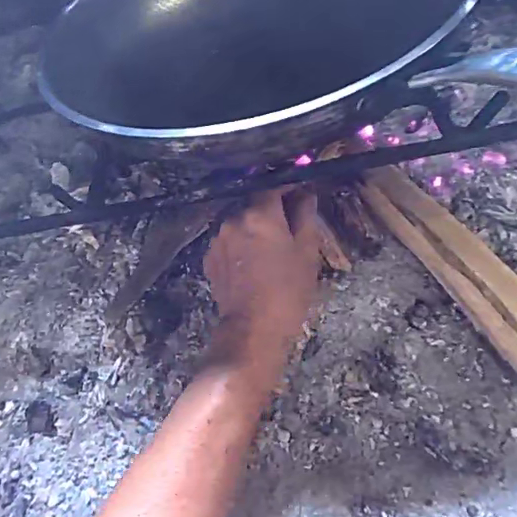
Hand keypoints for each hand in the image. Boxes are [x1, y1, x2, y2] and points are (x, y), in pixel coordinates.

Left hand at [203, 187, 325, 376]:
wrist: (253, 330)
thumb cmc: (288, 290)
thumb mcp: (306, 251)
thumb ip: (305, 215)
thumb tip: (305, 192)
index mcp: (259, 213)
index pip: (275, 186)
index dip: (290, 187)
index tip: (301, 193)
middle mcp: (233, 219)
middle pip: (255, 204)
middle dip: (272, 211)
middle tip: (290, 228)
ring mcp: (218, 239)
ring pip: (241, 222)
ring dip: (255, 228)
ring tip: (271, 249)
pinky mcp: (210, 258)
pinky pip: (230, 241)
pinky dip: (242, 244)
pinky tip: (254, 263)